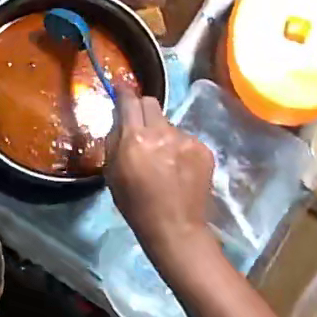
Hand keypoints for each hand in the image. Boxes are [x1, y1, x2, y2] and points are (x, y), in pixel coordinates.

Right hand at [104, 84, 214, 262]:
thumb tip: (119, 119)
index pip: (129, 101)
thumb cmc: (136, 204)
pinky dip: (181, 149)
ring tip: (163, 161)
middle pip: (151, 104)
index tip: (122, 89)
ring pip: (170, 124)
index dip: (124, 92)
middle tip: (141, 129)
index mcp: (135, 138)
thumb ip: (114, 141)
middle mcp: (162, 132)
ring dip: (163, 135)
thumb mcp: (112, 174)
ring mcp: (186, 139)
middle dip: (143, 111)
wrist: (175, 227)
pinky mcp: (204, 149)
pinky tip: (179, 170)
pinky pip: (187, 139)